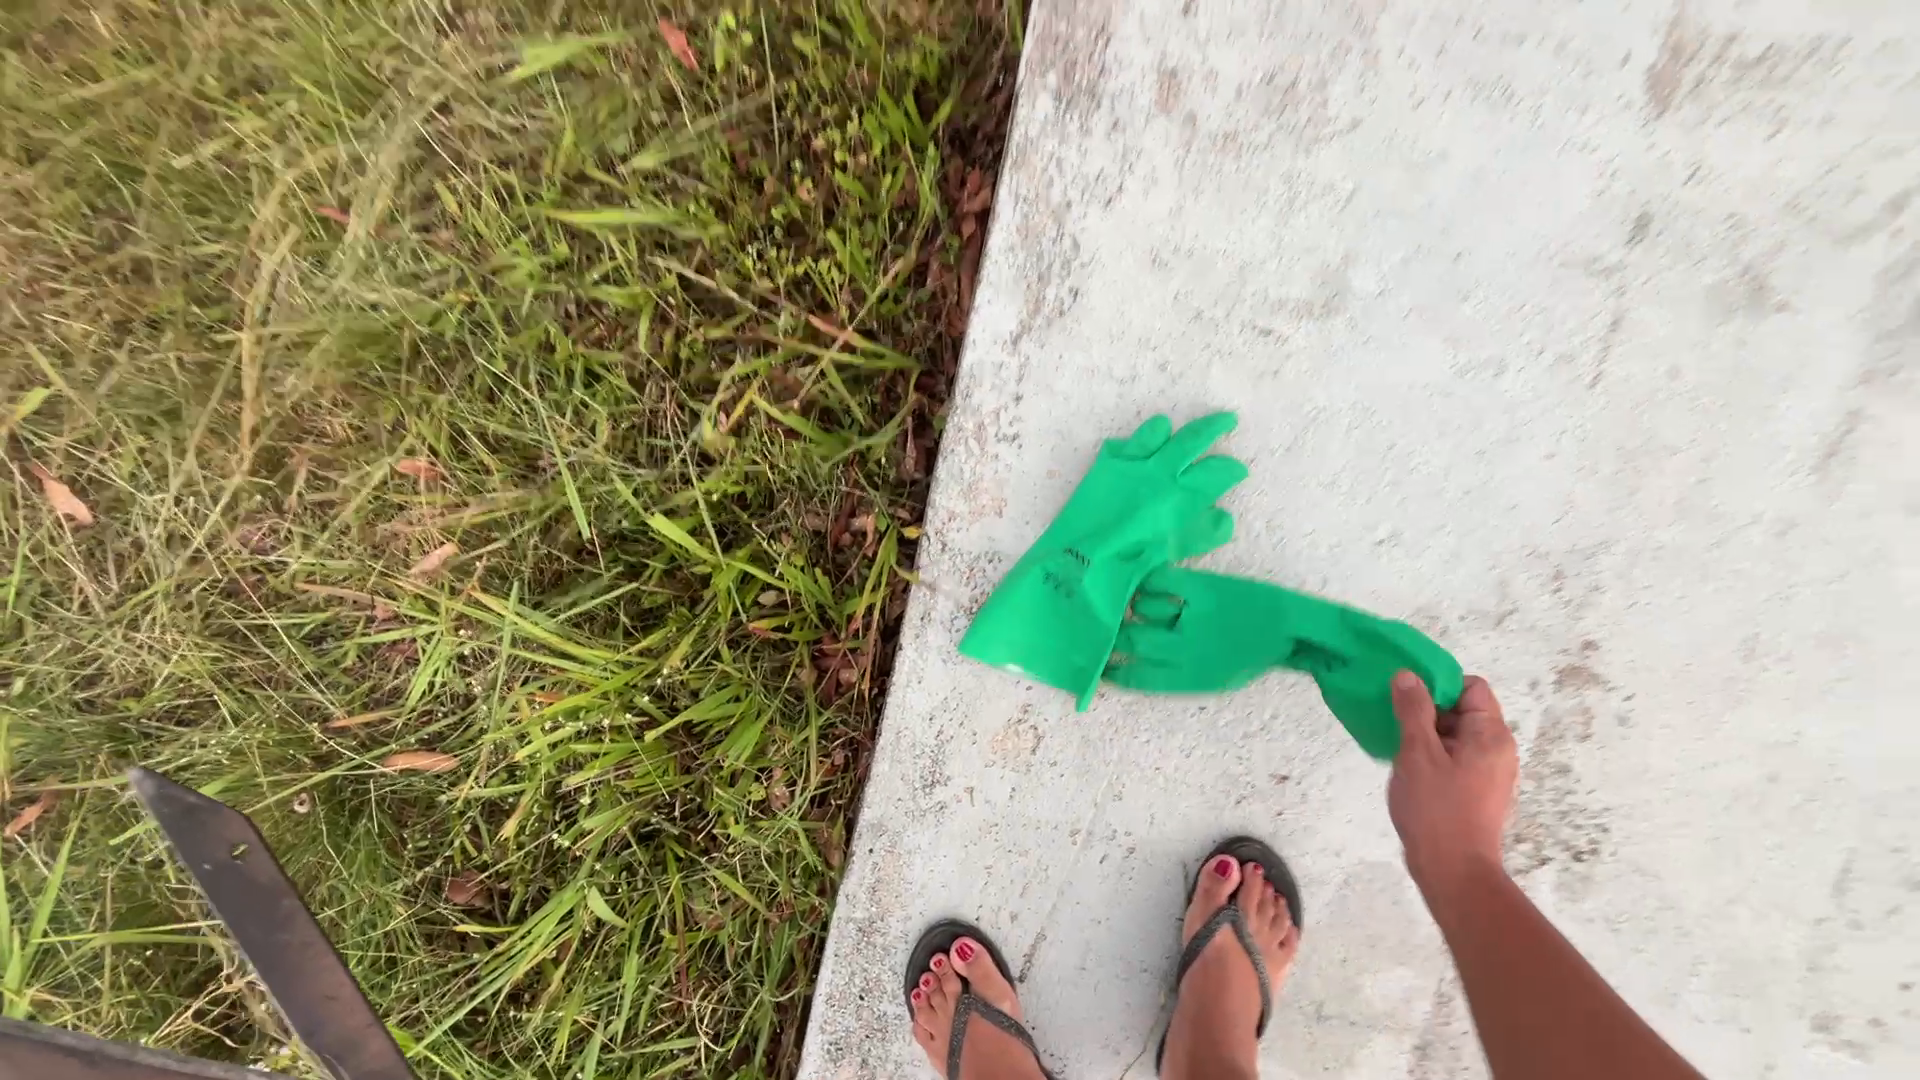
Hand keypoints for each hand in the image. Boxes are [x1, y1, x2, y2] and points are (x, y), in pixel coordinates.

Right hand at [1386, 671, 1517, 897]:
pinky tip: (1408, 767)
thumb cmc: (1436, 807)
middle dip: (1427, 709)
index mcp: (1491, 735)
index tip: (1406, 695)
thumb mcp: (1418, 752)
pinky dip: (1432, 754)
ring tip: (1397, 744)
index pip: (1471, 687)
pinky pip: (1455, 757)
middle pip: (1463, 710)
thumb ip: (1413, 710)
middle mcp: (1498, 750)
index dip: (1439, 684)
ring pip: (1455, 735)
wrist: (1453, 870)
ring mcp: (1490, 772)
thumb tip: (1408, 675)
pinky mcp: (1477, 791)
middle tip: (1394, 719)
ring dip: (1426, 733)